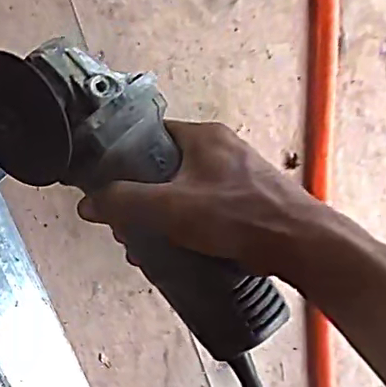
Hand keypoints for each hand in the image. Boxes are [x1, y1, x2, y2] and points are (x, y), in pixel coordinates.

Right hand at [74, 121, 330, 278]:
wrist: (296, 244)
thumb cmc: (241, 216)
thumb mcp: (168, 208)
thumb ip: (124, 203)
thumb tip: (89, 204)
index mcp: (203, 137)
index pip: (150, 135)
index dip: (125, 160)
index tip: (111, 185)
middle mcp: (219, 151)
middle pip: (161, 170)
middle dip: (139, 201)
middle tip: (129, 224)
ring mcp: (233, 177)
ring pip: (179, 194)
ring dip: (159, 220)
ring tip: (148, 244)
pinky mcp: (241, 202)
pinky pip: (199, 211)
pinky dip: (182, 229)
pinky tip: (175, 250)